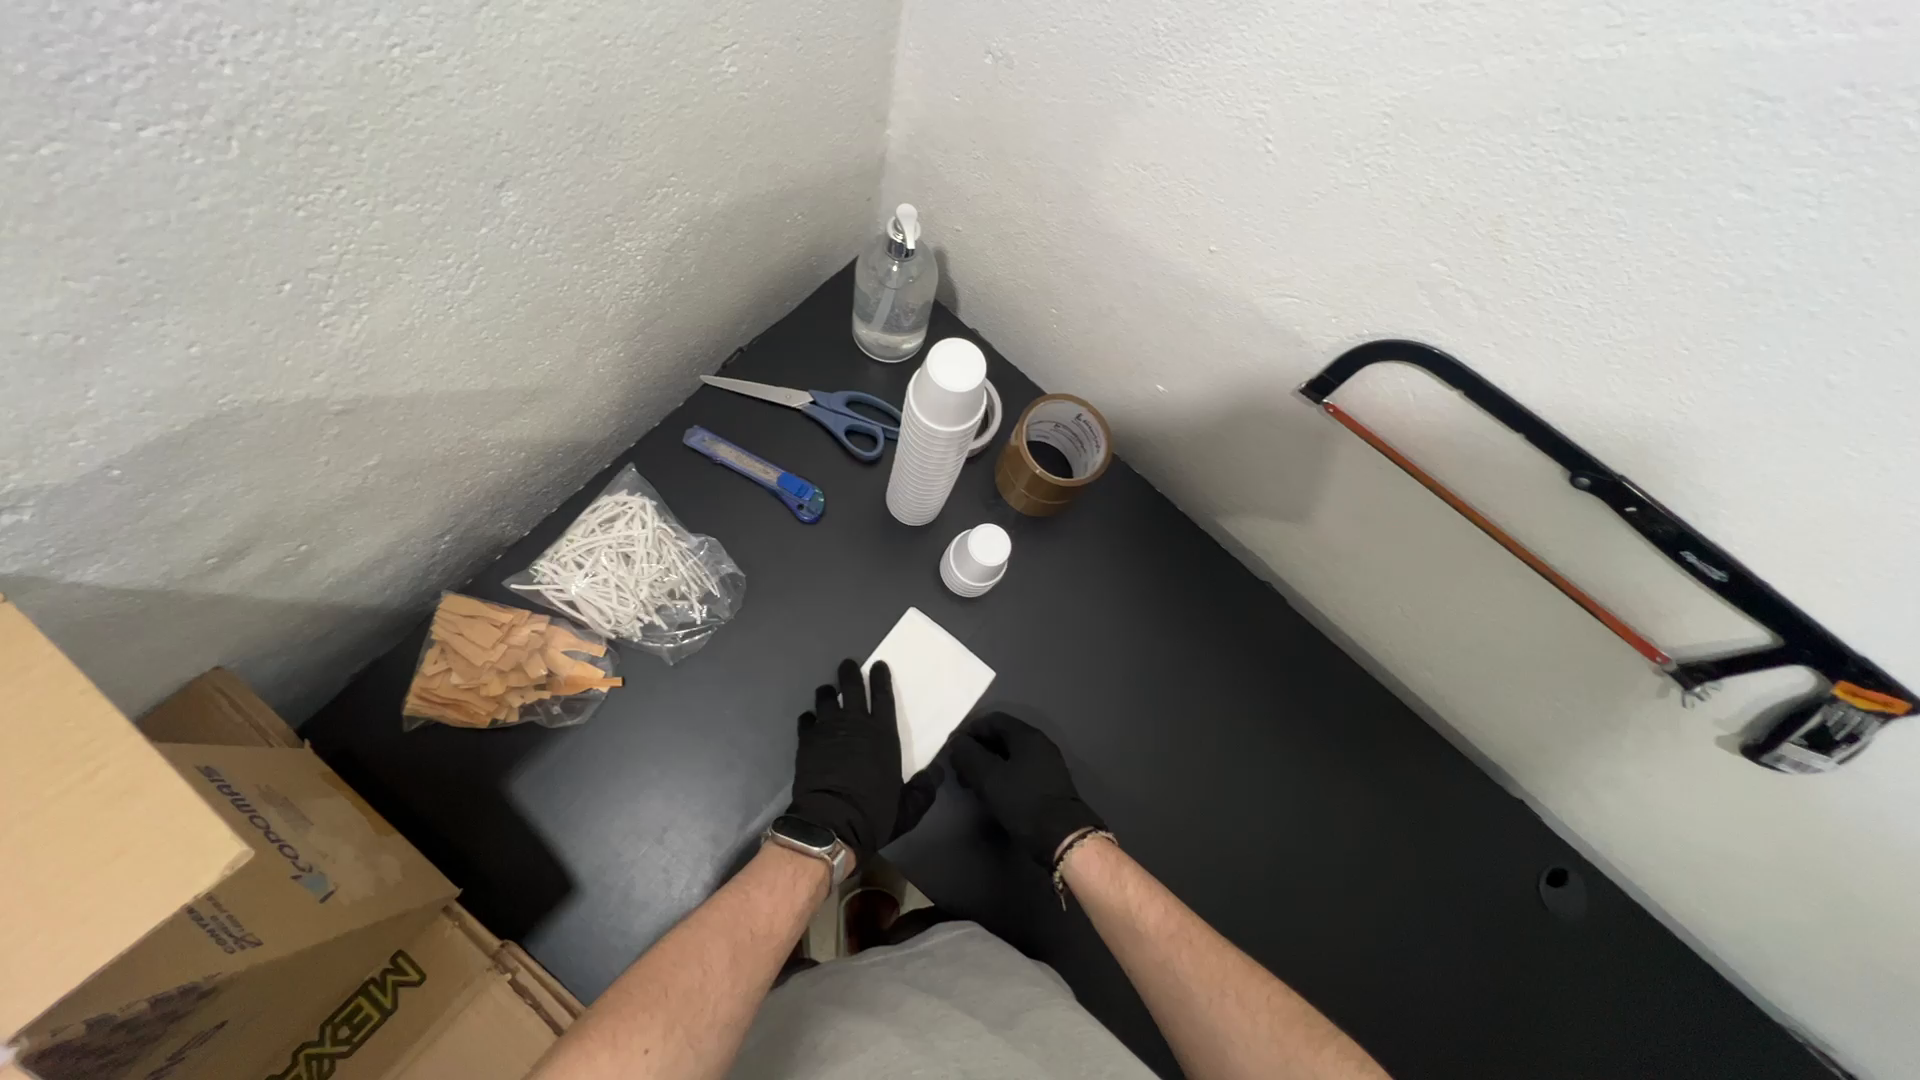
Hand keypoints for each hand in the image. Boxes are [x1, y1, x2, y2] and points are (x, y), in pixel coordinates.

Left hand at [787, 659, 942, 866]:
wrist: (832, 823)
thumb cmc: (874, 813)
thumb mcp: (909, 807)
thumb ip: (923, 789)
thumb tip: (935, 773)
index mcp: (883, 734)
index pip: (883, 696)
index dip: (880, 678)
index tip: (878, 665)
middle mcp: (855, 724)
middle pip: (850, 687)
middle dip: (849, 672)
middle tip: (847, 665)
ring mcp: (827, 730)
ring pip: (825, 699)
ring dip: (826, 693)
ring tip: (826, 691)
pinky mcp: (806, 742)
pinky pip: (806, 720)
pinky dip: (809, 718)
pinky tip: (810, 720)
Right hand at [949, 712, 1104, 867]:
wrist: (1062, 836)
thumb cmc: (1023, 801)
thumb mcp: (989, 777)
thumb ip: (968, 755)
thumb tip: (956, 741)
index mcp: (1027, 736)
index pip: (993, 720)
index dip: (969, 731)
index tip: (953, 750)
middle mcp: (1039, 745)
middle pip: (1001, 737)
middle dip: (977, 750)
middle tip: (960, 770)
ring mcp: (1046, 765)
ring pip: (1009, 756)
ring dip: (987, 766)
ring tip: (971, 784)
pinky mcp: (1048, 785)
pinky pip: (1019, 772)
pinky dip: (1001, 777)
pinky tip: (990, 794)